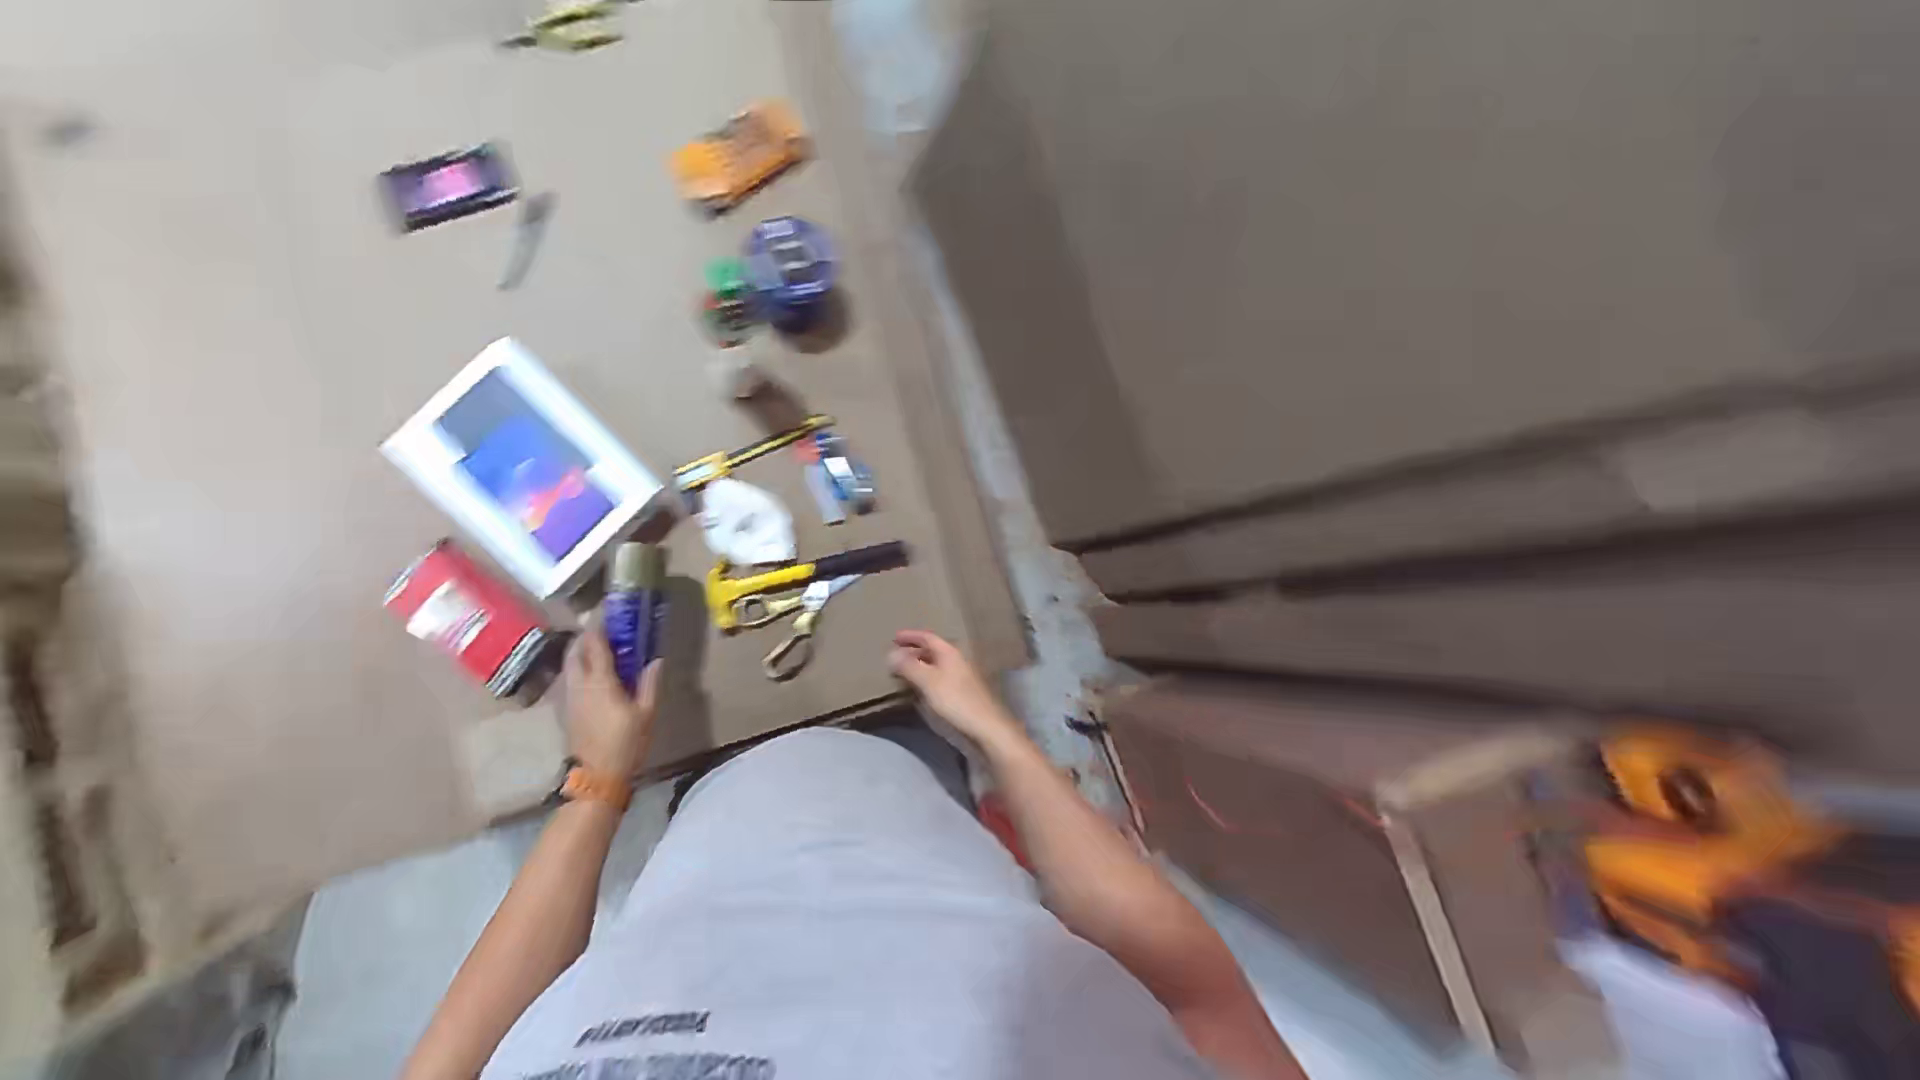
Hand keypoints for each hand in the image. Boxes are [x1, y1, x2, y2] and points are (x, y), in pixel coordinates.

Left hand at [565, 628, 659, 777]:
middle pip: (575, 651)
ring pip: (569, 665)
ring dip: (580, 651)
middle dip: (585, 636)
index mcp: (600, 682)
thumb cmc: (626, 742)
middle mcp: (579, 685)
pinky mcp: (566, 709)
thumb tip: (655, 659)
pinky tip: (592, 673)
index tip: (607, 612)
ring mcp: (569, 698)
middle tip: (602, 628)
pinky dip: (578, 668)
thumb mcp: (646, 713)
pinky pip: (570, 679)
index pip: (595, 645)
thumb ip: (649, 683)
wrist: (597, 776)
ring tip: (597, 647)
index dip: (600, 626)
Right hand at [888, 630, 1023, 747]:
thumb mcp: (928, 681)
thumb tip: (892, 653)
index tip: (894, 637)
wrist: (986, 728)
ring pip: (937, 665)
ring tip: (903, 671)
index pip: (928, 637)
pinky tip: (919, 689)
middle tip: (896, 655)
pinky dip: (926, 679)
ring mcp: (961, 678)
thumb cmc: (956, 701)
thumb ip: (909, 666)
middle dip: (914, 650)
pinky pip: (940, 679)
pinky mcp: (962, 695)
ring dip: (920, 665)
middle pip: (933, 650)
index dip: (910, 636)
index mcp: (950, 653)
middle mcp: (957, 661)